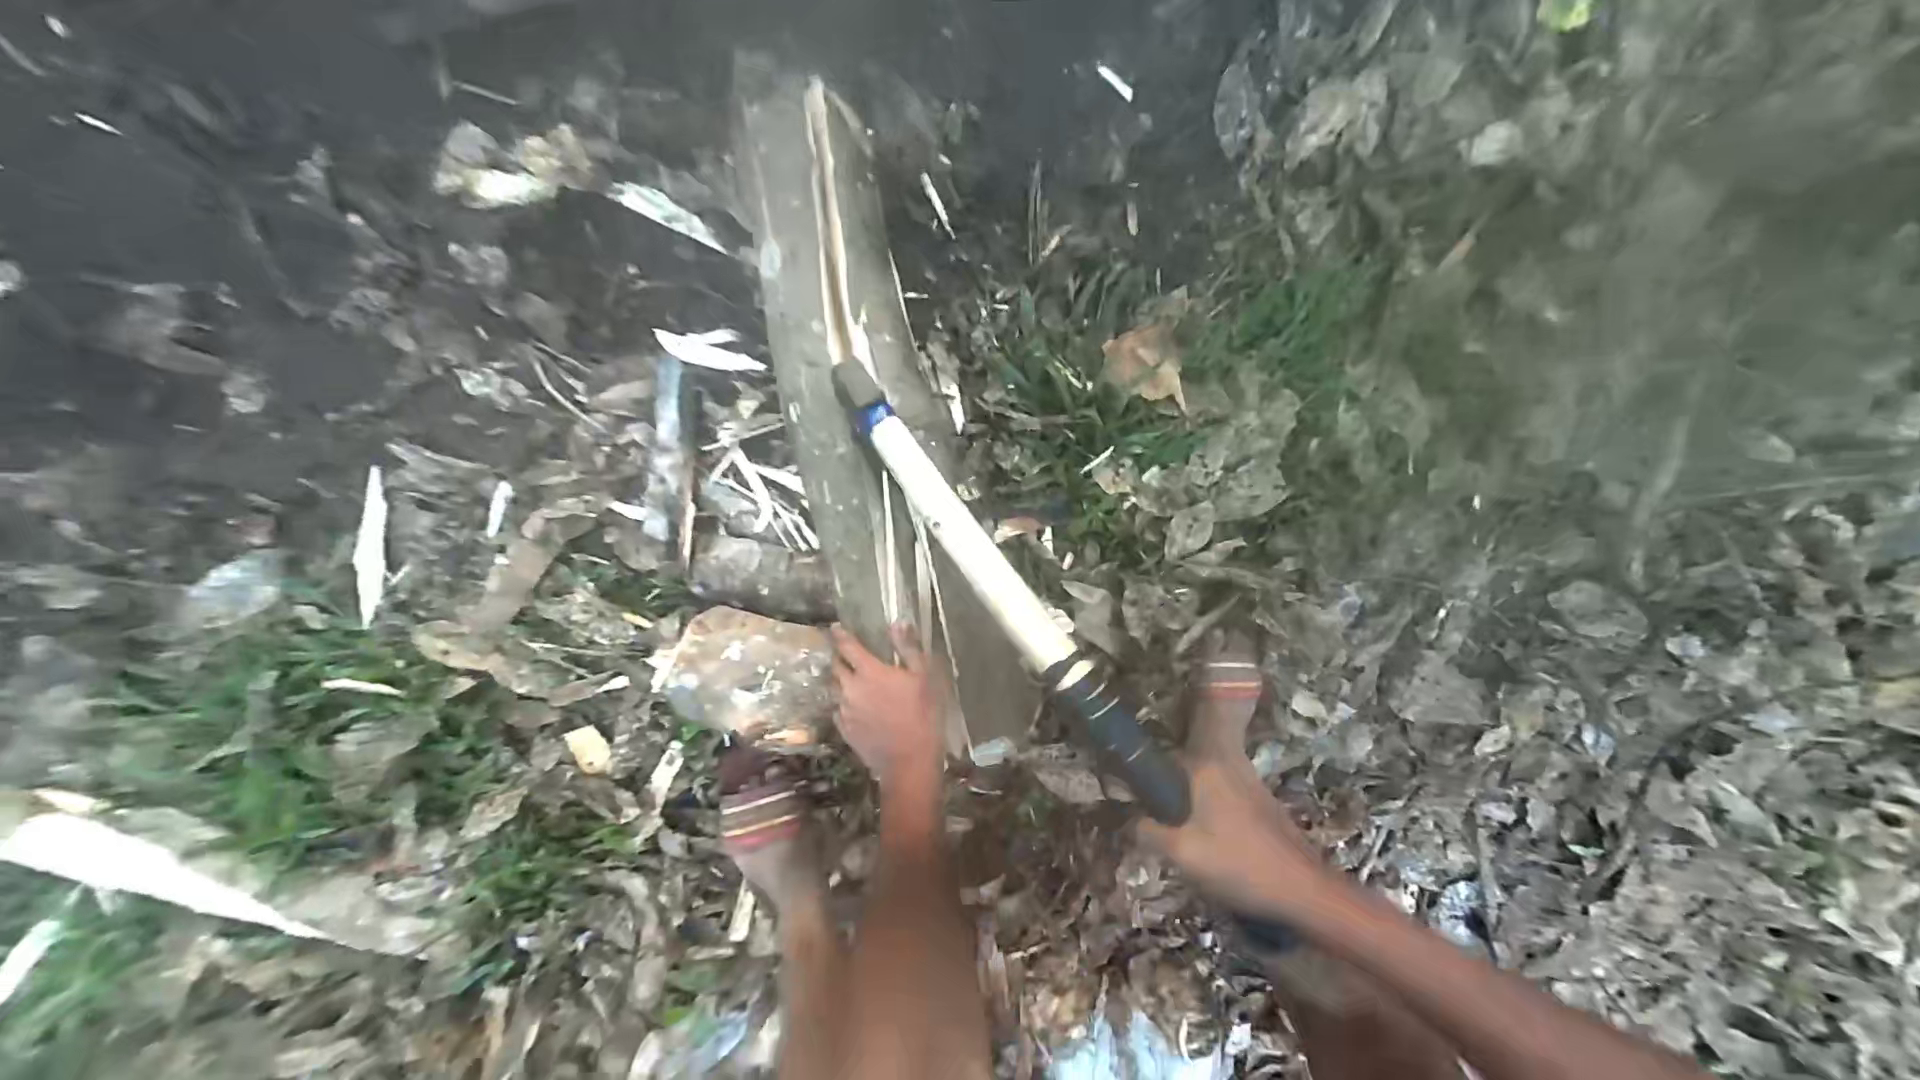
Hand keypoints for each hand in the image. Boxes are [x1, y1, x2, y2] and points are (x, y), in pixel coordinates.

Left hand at [829, 623, 943, 796]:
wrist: (908, 761)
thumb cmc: (922, 715)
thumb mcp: (923, 677)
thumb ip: (908, 648)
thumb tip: (898, 623)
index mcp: (869, 672)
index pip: (847, 647)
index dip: (840, 635)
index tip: (834, 628)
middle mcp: (850, 689)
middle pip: (836, 667)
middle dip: (839, 658)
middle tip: (846, 655)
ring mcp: (845, 711)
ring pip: (836, 689)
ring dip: (841, 681)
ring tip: (851, 680)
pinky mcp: (844, 730)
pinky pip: (838, 710)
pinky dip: (844, 704)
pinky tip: (855, 707)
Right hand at [1136, 753, 1333, 919]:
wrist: (1307, 892)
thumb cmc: (1240, 866)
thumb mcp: (1180, 852)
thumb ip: (1145, 830)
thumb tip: (1129, 820)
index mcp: (1203, 765)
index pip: (1155, 756)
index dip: (1137, 776)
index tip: (1127, 801)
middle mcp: (1224, 761)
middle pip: (1177, 767)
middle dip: (1162, 790)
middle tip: (1150, 823)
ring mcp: (1246, 778)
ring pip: (1199, 782)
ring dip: (1184, 802)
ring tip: (1175, 835)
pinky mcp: (1260, 799)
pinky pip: (1218, 794)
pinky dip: (1206, 810)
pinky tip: (1207, 841)